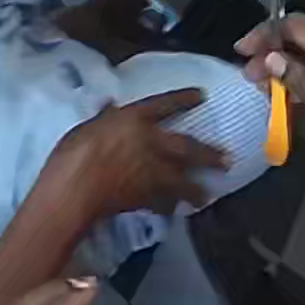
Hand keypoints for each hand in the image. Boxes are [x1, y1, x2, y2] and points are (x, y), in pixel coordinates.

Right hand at [42, 89, 226, 220]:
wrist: (77, 187)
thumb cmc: (77, 149)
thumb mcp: (90, 124)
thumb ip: (104, 116)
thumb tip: (109, 106)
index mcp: (136, 118)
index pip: (165, 104)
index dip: (184, 99)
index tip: (202, 95)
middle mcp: (152, 143)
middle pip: (187, 147)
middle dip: (208, 154)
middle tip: (227, 159)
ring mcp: (152, 172)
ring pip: (182, 180)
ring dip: (196, 188)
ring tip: (208, 195)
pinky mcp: (145, 198)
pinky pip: (163, 201)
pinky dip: (169, 205)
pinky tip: (174, 210)